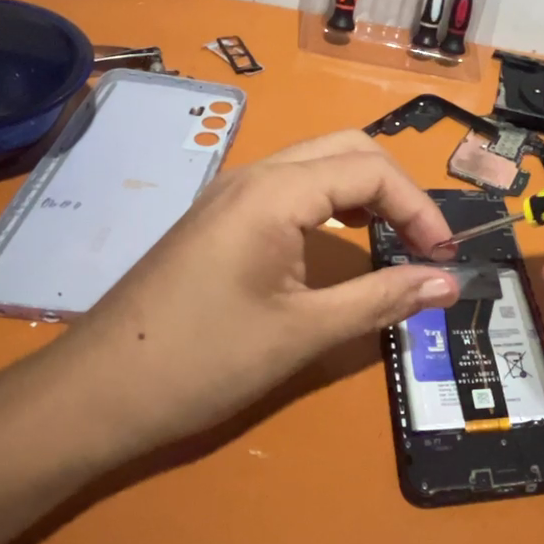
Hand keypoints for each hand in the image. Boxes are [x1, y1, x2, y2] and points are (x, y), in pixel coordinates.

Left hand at [53, 130, 461, 455]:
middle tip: (423, 243)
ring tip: (393, 238)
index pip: (371, 169)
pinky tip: (340, 241)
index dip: (419, 208)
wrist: (93, 395)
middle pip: (348, 148)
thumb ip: (382, 299)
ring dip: (366, 190)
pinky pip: (291, 187)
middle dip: (397, 188)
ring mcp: (231, 194)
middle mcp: (254, 175)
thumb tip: (450, 283)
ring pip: (318, 163)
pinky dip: (332, 201)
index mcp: (275, 192)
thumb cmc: (201, 361)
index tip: (443, 258)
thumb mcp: (303, 333)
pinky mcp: (219, 218)